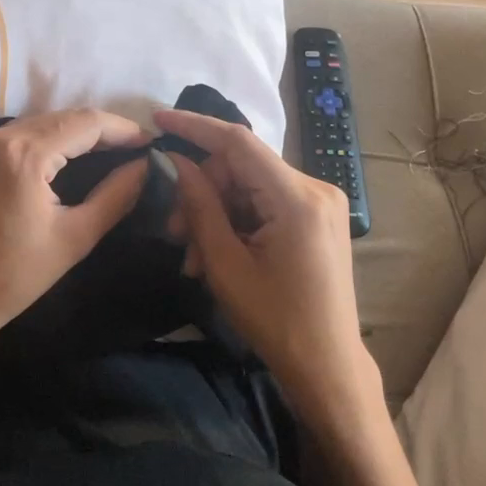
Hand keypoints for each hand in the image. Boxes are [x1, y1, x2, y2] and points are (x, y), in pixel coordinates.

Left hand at [0, 109, 149, 329]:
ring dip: (81, 130)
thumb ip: (116, 196)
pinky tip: (79, 153)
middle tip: (140, 147)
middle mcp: (2, 136)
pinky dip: (56, 137)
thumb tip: (146, 167)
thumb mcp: (75, 236)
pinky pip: (27, 132)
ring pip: (46, 120)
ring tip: (117, 149)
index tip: (153, 142)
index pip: (85, 123)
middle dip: (104, 128)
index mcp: (25, 154)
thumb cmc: (16, 275)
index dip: (123, 128)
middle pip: (66, 116)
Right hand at [157, 108, 369, 415]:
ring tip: (192, 256)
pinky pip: (265, 201)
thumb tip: (175, 161)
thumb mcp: (225, 264)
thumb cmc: (275, 321)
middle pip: (241, 166)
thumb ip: (199, 205)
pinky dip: (237, 220)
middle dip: (202, 191)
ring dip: (216, 212)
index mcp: (298, 198)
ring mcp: (321, 202)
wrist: (328, 368)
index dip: (195, 126)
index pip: (238, 142)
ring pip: (249, 185)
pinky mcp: (317, 218)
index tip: (158, 118)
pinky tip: (217, 253)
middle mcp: (316, 188)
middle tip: (173, 232)